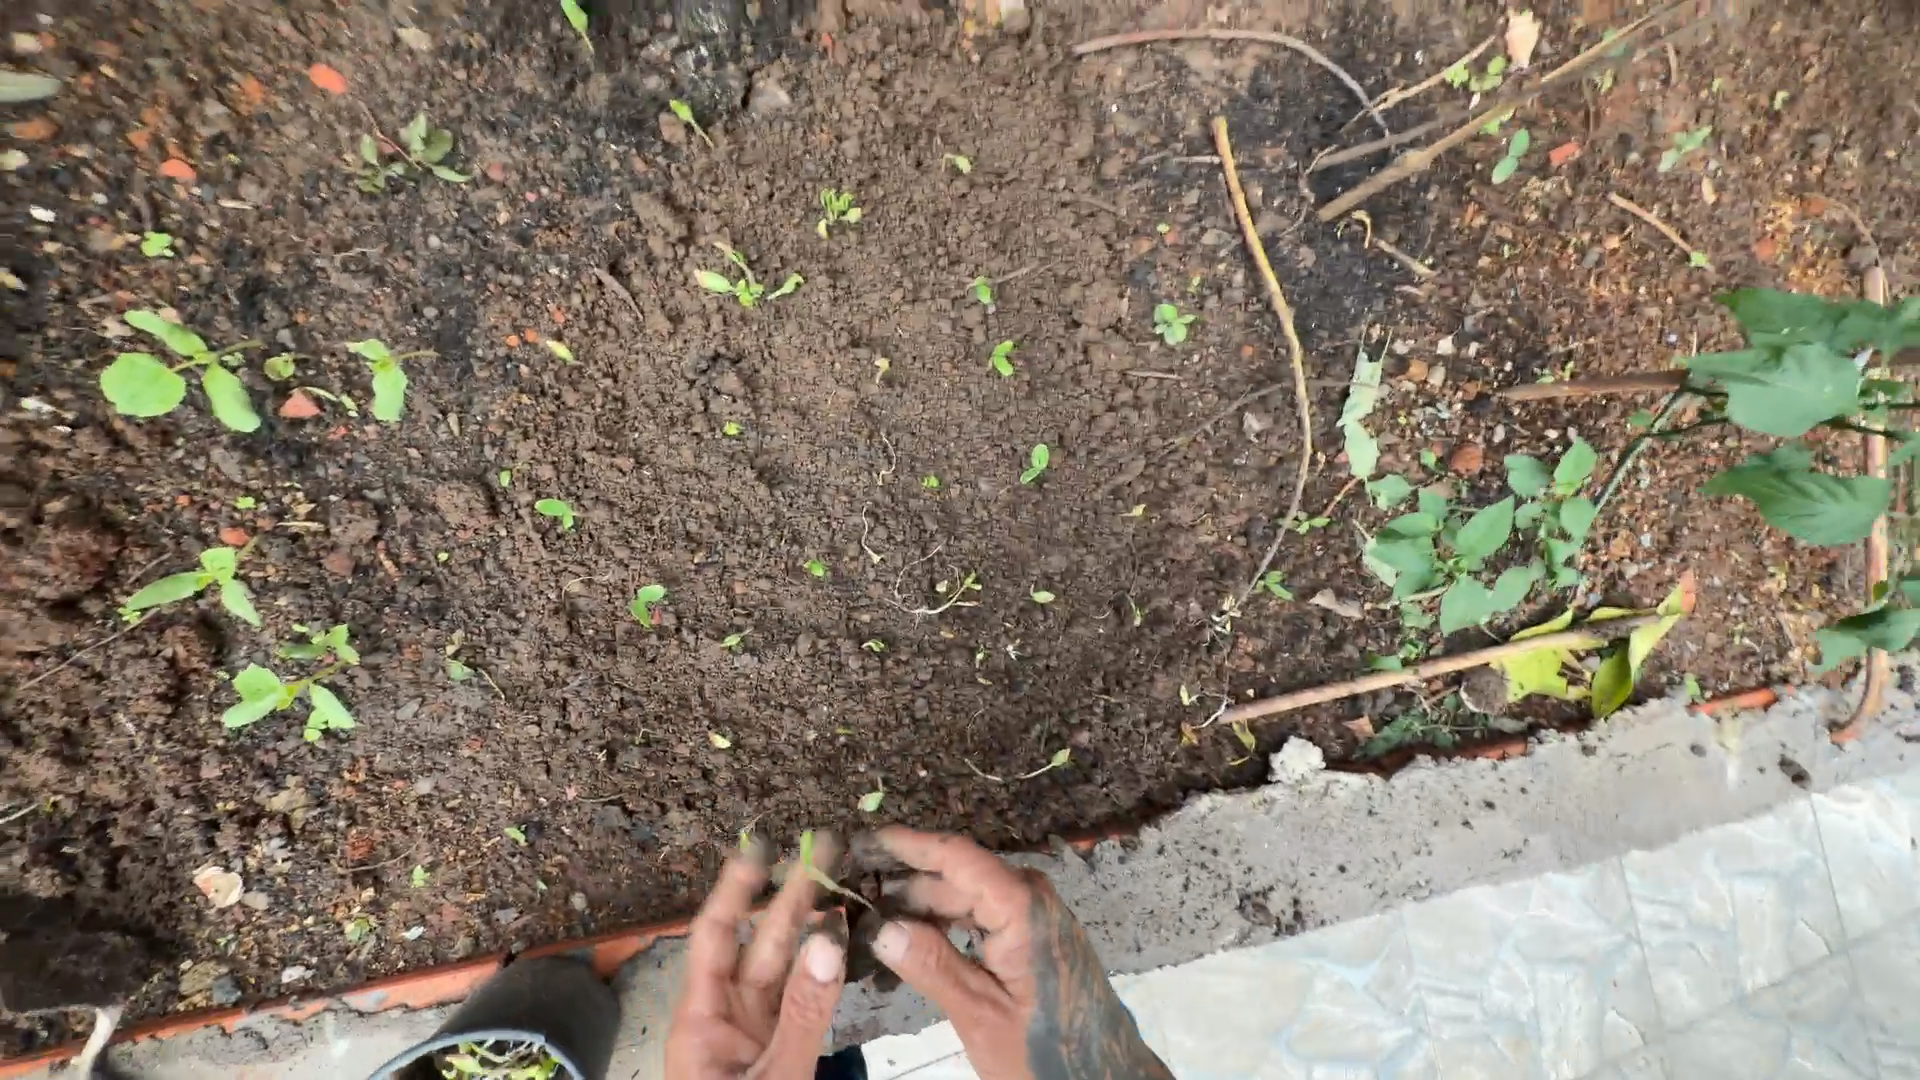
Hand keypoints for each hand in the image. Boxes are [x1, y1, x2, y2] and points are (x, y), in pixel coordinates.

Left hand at [665, 850, 847, 1079]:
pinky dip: (823, 967)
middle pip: (761, 942)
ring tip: (840, 880)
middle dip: (793, 893)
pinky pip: (803, 996)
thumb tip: (830, 939)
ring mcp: (756, 1032)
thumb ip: (802, 1012)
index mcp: (701, 1019)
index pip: (715, 936)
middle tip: (826, 847)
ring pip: (786, 965)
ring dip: (812, 924)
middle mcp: (727, 1015)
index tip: (759, 847)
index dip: (735, 888)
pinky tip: (842, 937)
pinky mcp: (781, 1049)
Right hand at [869, 827, 1172, 1079]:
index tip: (867, 837)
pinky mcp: (1031, 929)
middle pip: (956, 875)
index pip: (956, 856)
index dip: (909, 843)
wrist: (1106, 1077)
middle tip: (854, 889)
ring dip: (922, 903)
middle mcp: (1028, 894)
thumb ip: (932, 967)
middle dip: (906, 879)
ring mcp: (1032, 910)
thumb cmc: (1045, 1051)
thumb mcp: (982, 1016)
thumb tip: (881, 928)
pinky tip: (912, 936)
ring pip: (965, 894)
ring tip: (872, 914)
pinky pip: (980, 913)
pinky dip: (946, 921)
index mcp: (1021, 904)